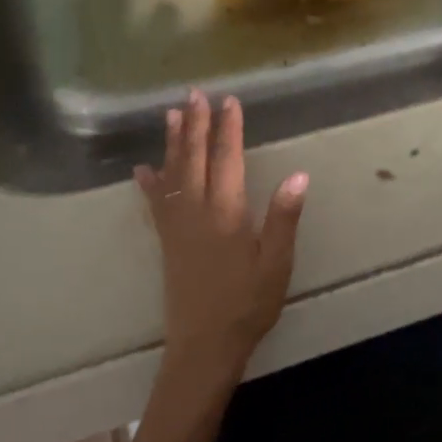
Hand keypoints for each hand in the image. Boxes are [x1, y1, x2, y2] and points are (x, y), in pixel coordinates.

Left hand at [135, 90, 307, 375]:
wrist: (204, 347)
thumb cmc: (248, 304)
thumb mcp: (276, 263)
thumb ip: (283, 218)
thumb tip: (298, 174)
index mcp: (226, 213)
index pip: (227, 160)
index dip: (228, 129)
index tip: (230, 101)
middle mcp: (197, 213)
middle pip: (195, 159)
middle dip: (195, 125)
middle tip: (195, 94)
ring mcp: (178, 228)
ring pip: (173, 175)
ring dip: (172, 143)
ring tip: (171, 114)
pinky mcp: (168, 243)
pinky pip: (156, 204)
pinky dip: (150, 183)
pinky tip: (142, 170)